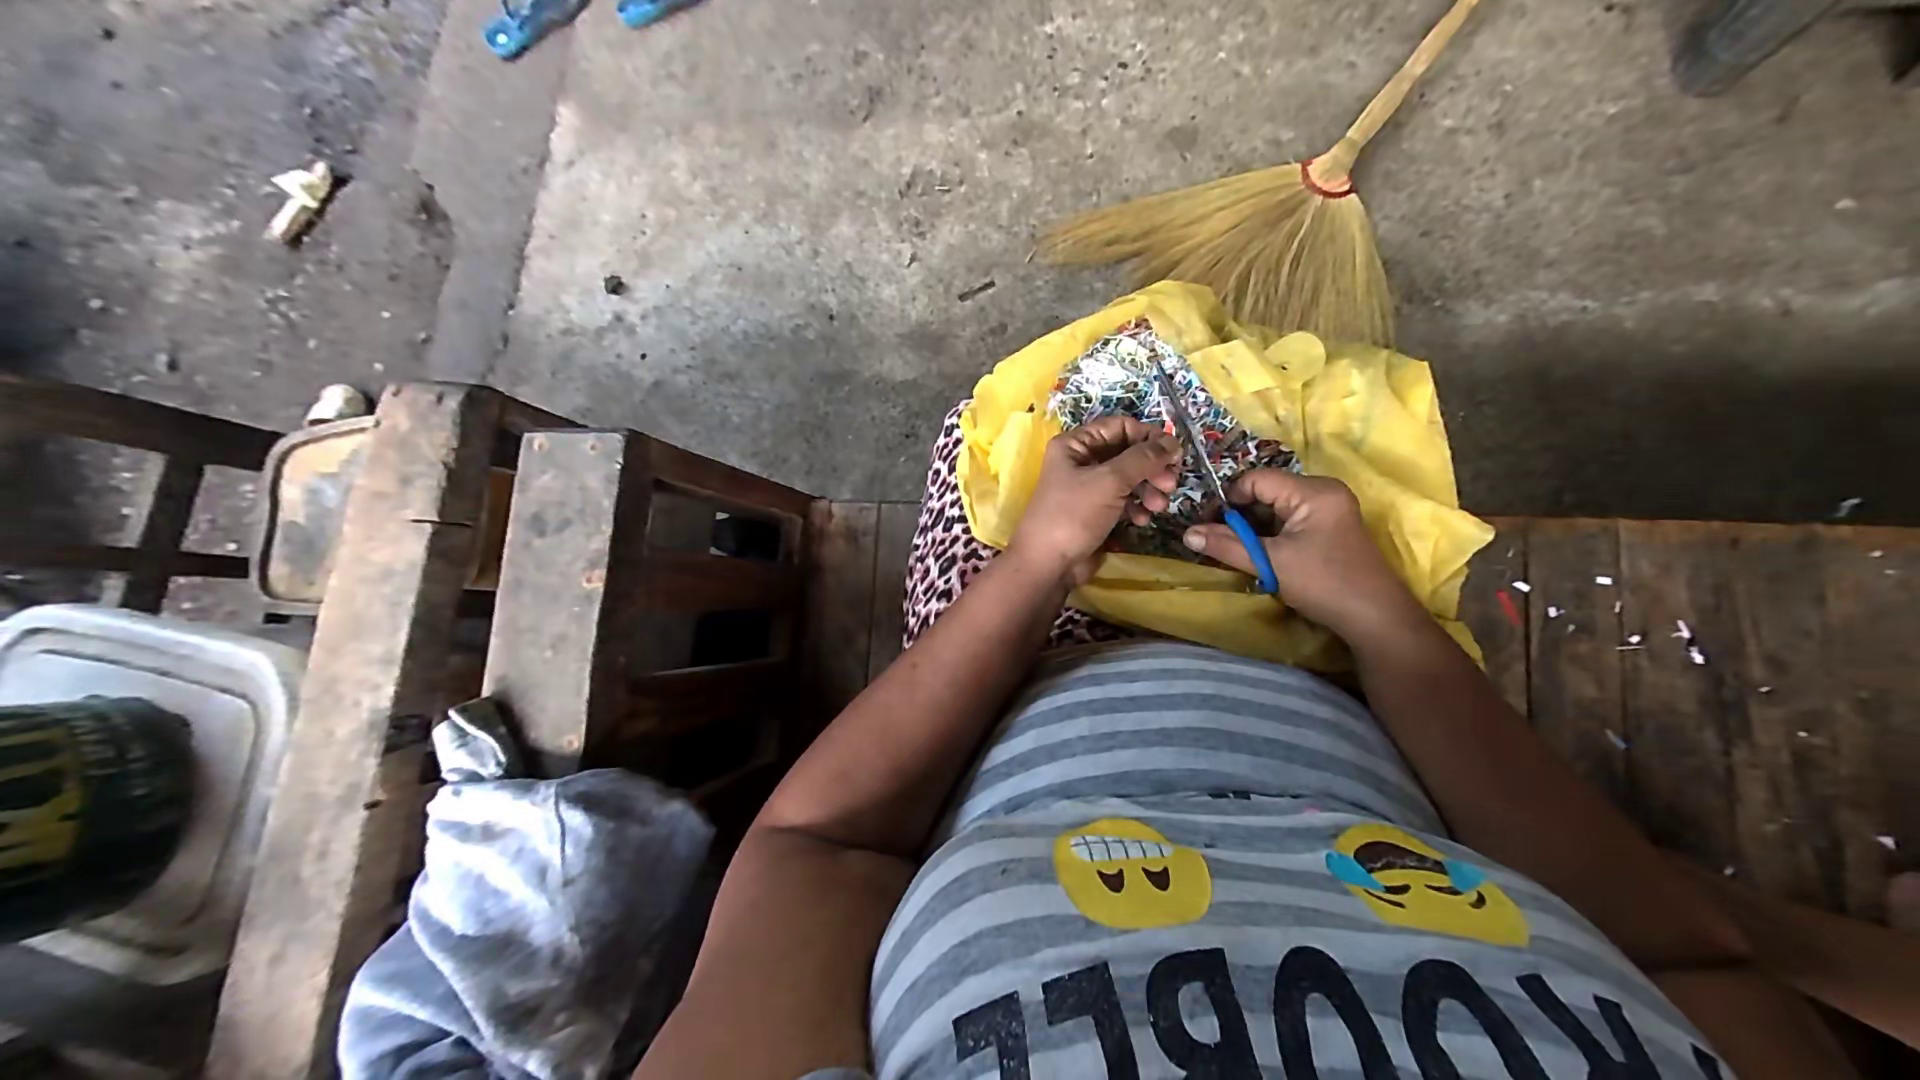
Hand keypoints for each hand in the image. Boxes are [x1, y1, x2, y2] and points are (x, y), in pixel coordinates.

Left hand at [1007, 417, 1180, 586]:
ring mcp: (1088, 488)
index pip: (1120, 427)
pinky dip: (1136, 507)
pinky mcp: (1096, 512)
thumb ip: (1143, 459)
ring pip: (1129, 478)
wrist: (1049, 565)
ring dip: (1148, 489)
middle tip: (1171, 484)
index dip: (1148, 436)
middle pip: (1128, 453)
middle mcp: (1081, 462)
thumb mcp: (1109, 481)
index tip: (1174, 453)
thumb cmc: (1074, 515)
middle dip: (1151, 467)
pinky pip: (1123, 501)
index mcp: (1076, 444)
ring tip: (1158, 506)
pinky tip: (1142, 520)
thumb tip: (1172, 443)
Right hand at [1181, 470, 1424, 640]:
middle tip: (1217, 539)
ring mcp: (1329, 508)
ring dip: (1253, 527)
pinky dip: (1269, 533)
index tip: (1208, 525)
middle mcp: (1323, 491)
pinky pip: (1288, 519)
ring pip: (1275, 507)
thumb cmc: (1324, 584)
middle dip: (1239, 515)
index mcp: (1313, 491)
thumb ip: (1226, 546)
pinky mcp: (1329, 526)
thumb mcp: (1270, 564)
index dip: (1228, 499)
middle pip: (1265, 491)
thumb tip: (1187, 533)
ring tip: (1235, 549)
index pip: (1256, 480)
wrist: (1376, 618)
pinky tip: (1258, 553)